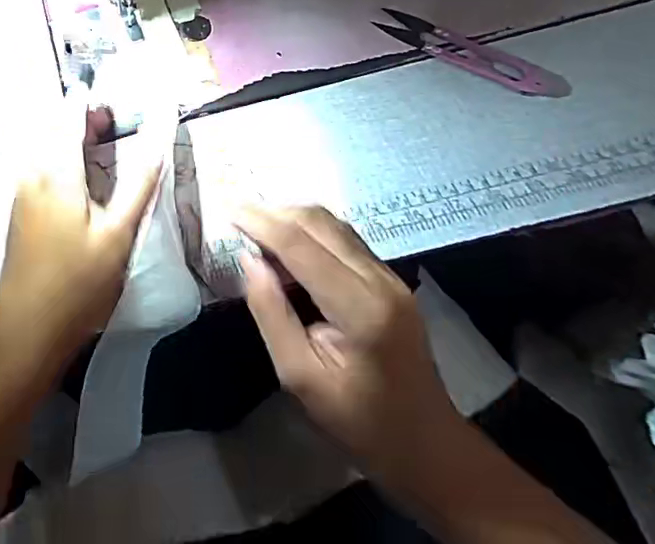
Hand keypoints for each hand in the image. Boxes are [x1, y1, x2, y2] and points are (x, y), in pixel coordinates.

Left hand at [0, 103, 163, 390]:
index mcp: (56, 170)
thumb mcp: (119, 233)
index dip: (88, 99)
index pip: (68, 115)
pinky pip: (40, 165)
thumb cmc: (78, 283)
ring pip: (45, 146)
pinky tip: (82, 178)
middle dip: (81, 116)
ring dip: (69, 137)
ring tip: (102, 144)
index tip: (112, 93)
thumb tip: (160, 132)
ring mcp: (21, 190)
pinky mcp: (19, 208)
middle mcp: (32, 171)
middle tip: (112, 120)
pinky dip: (60, 157)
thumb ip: (140, 181)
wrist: (26, 328)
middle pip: (54, 127)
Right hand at [234, 204, 462, 478]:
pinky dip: (308, 229)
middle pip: (318, 222)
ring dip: (290, 216)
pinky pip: (342, 238)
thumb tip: (248, 259)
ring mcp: (390, 277)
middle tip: (234, 212)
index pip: (300, 245)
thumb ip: (270, 312)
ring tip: (253, 222)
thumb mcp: (299, 376)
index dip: (259, 221)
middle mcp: (380, 281)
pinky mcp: (390, 280)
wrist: (429, 446)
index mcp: (360, 307)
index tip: (225, 207)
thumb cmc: (360, 421)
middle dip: (272, 211)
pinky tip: (285, 241)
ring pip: (332, 224)